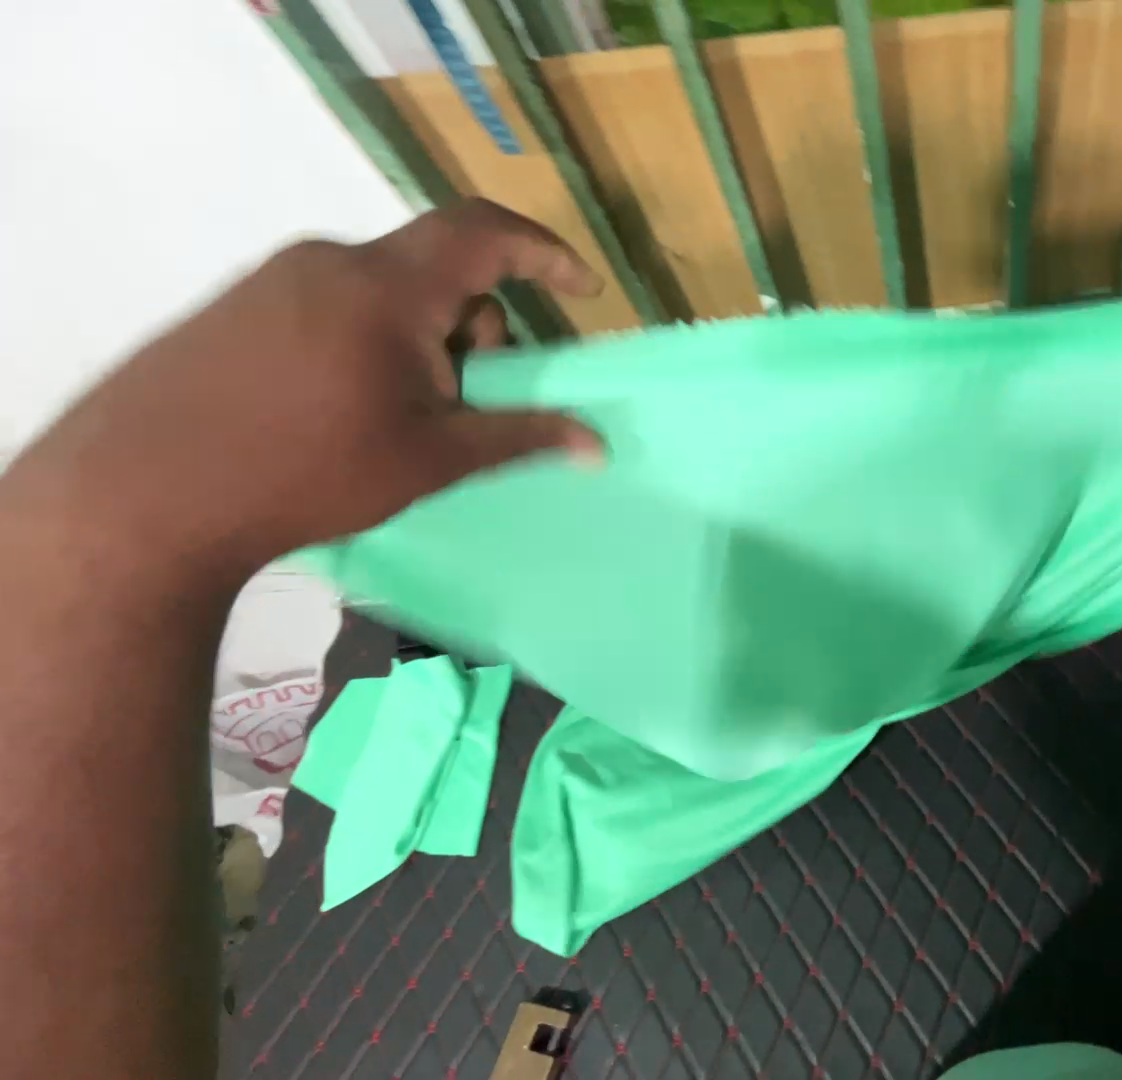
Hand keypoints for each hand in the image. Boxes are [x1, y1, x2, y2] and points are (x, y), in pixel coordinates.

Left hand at [0, 199, 604, 582]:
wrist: (141, 498)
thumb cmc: (310, 472)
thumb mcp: (437, 457)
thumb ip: (524, 436)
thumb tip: (597, 445)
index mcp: (385, 289)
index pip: (481, 232)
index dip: (545, 252)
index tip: (585, 291)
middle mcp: (330, 262)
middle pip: (442, 272)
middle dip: (479, 330)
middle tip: (471, 398)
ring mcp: (278, 280)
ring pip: (394, 291)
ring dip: (431, 341)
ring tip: (411, 413)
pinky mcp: (245, 305)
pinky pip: (346, 302)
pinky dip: (384, 341)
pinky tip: (359, 404)